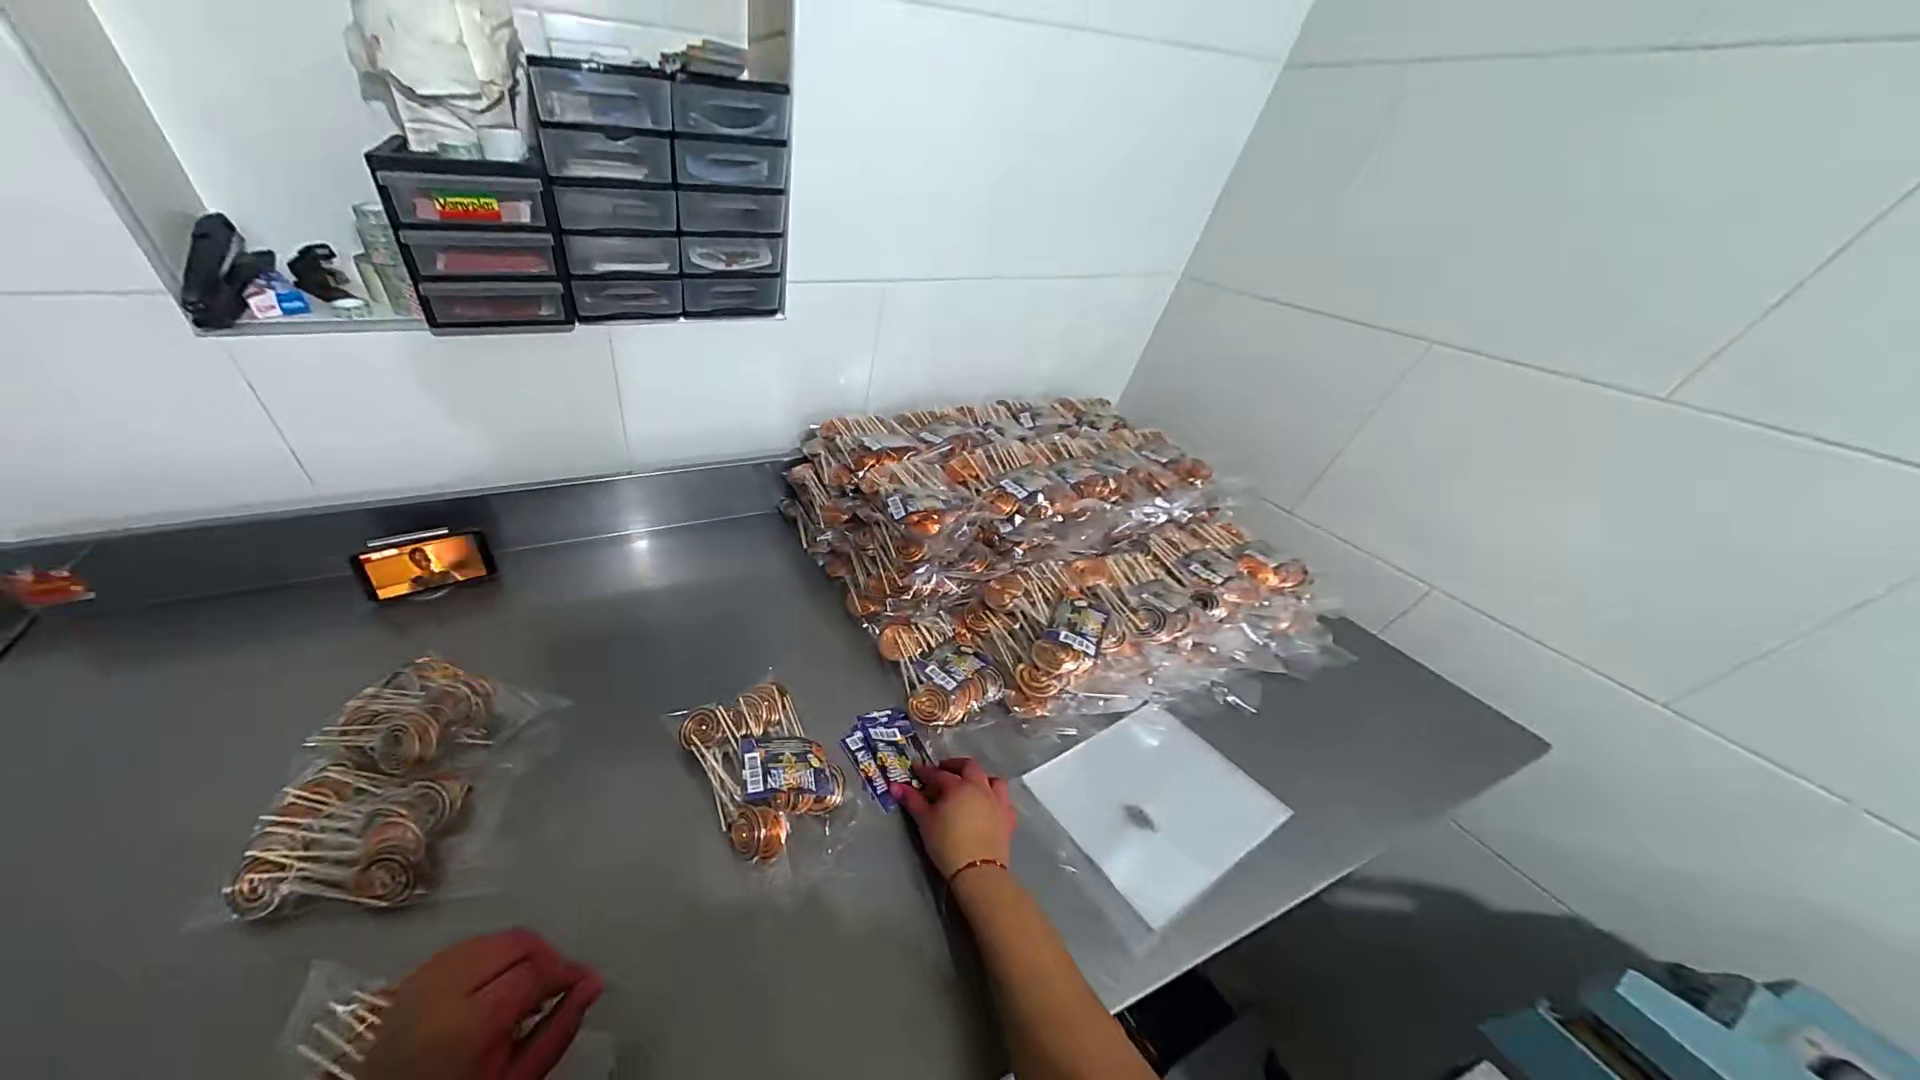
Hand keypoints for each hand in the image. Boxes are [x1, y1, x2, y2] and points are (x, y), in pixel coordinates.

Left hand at [361, 928, 603, 1079]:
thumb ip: (557, 1031)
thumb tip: (591, 985)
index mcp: (466, 1024)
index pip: (536, 969)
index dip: (567, 971)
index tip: (583, 983)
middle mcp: (438, 993)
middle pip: (516, 942)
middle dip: (546, 956)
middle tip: (557, 983)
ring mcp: (416, 984)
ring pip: (491, 939)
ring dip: (518, 954)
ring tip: (526, 985)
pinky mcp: (404, 983)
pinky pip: (461, 949)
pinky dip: (488, 957)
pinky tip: (493, 984)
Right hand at [891, 757, 1014, 878]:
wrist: (977, 870)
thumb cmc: (946, 844)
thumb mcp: (925, 821)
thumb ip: (912, 801)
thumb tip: (895, 786)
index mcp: (958, 786)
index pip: (939, 774)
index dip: (926, 772)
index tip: (917, 770)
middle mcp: (980, 787)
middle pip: (969, 767)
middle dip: (955, 766)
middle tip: (943, 771)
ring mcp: (998, 801)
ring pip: (993, 780)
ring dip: (981, 778)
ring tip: (971, 785)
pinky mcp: (1008, 818)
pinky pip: (1004, 801)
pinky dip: (996, 799)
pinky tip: (989, 806)